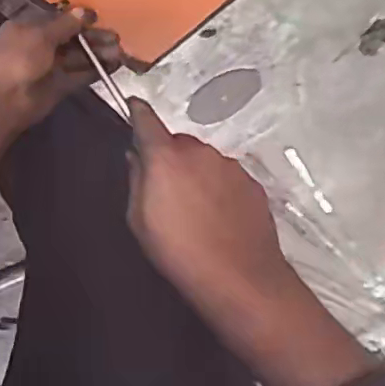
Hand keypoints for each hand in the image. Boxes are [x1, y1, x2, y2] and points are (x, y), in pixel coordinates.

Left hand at [0, 6, 122, 137]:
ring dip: (97, 52)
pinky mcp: (58, 86)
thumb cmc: (18, 58)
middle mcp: (38, 45)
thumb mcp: (40, 35)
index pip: (56, 18)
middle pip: (70, 37)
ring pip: (77, 56)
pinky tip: (113, 65)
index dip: (76, 17)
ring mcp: (49, 66)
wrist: (5, 100)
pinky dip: (95, 69)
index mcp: (27, 27)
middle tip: (115, 37)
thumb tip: (84, 11)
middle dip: (91, 36)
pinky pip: (79, 74)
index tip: (97, 17)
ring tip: (119, 51)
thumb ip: (65, 24)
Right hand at [125, 97, 284, 297]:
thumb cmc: (177, 250)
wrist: (240, 279)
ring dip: (193, 173)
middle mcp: (199, 152)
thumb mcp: (138, 219)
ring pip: (203, 159)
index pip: (146, 119)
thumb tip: (137, 157)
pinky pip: (225, 177)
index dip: (137, 112)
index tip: (132, 106)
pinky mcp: (252, 184)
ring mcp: (230, 166)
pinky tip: (216, 217)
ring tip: (193, 210)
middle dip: (167, 157)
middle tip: (162, 189)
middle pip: (176, 142)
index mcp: (165, 156)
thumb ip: (135, 180)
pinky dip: (216, 188)